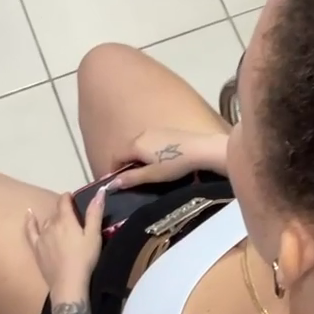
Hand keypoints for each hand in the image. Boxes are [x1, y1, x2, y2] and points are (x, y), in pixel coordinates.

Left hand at [26, 186, 106, 300]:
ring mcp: (42, 237)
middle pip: (56, 213)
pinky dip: (29, 221)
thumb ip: (95, 214)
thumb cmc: (85, 259)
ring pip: (46, 222)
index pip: (64, 202)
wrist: (68, 283)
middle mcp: (51, 225)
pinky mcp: (36, 248)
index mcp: (66, 220)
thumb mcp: (94, 236)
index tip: (72, 198)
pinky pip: (30, 230)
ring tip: (61, 225)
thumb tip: (99, 192)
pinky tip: (29, 214)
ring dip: (53, 220)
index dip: (68, 198)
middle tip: (73, 220)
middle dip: (64, 212)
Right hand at [107, 129, 228, 188]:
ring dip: (138, 158)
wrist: (201, 149)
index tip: (117, 183)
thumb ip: (132, 178)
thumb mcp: (153, 175)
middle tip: (133, 179)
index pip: (116, 157)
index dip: (114, 170)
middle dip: (126, 164)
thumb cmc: (175, 164)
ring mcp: (154, 130)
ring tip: (148, 172)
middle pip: (127, 150)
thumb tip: (112, 183)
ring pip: (139, 145)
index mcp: (135, 145)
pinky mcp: (166, 131)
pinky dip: (149, 152)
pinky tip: (161, 161)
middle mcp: (141, 134)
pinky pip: (150, 142)